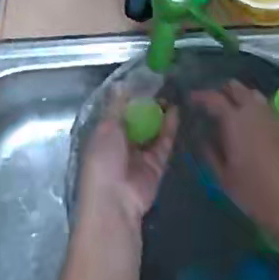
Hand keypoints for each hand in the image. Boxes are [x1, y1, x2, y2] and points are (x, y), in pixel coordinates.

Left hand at [76, 91, 178, 228]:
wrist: (115, 200)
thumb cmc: (103, 159)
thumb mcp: (106, 126)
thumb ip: (116, 106)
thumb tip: (120, 84)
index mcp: (103, 133)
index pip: (118, 111)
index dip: (129, 97)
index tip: (143, 80)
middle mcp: (121, 143)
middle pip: (136, 120)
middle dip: (147, 105)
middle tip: (161, 85)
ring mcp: (139, 155)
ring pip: (152, 131)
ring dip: (159, 114)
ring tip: (170, 94)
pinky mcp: (156, 165)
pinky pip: (163, 143)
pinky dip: (169, 128)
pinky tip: (175, 111)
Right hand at [189, 81, 278, 251]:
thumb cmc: (257, 196)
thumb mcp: (224, 178)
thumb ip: (210, 153)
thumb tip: (202, 137)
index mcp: (235, 119)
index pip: (212, 97)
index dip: (198, 96)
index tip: (187, 100)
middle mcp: (254, 111)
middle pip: (235, 87)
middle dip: (219, 90)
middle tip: (207, 105)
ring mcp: (272, 118)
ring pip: (252, 94)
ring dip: (237, 96)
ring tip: (225, 113)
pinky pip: (264, 107)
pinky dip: (252, 107)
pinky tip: (246, 126)